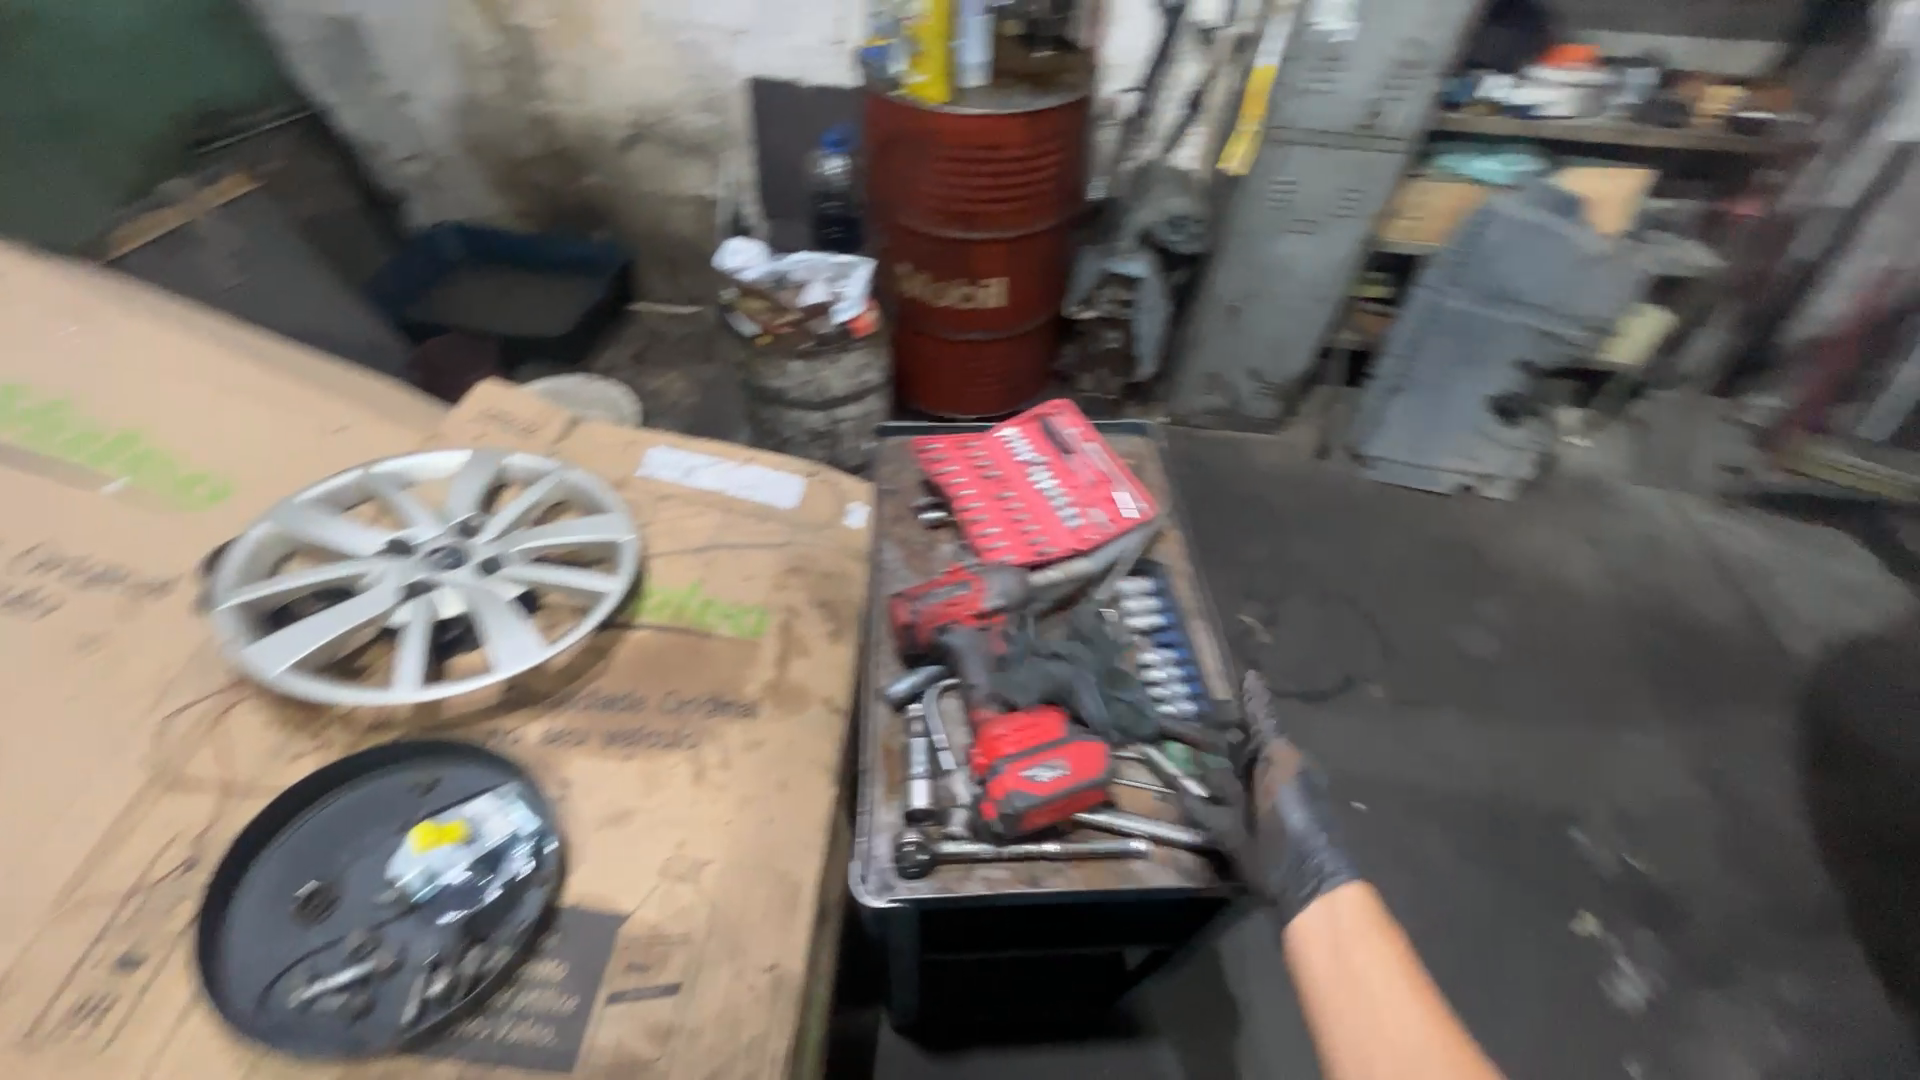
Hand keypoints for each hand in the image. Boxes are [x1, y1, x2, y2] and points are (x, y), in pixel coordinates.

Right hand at [1181, 670, 1359, 924]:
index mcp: (1273, 756)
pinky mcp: (1226, 831)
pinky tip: (1168, 787)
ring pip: (1208, 778)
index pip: (1240, 725)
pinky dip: (1187, 801)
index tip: (1185, 693)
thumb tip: (1251, 674)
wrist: (1302, 872)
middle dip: (1193, 737)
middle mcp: (1256, 777)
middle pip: (1219, 750)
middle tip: (1158, 720)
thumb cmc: (1296, 808)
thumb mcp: (1280, 756)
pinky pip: (1202, 811)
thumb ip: (1263, 718)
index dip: (1216, 712)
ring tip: (1155, 747)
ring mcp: (1240, 805)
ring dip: (1187, 767)